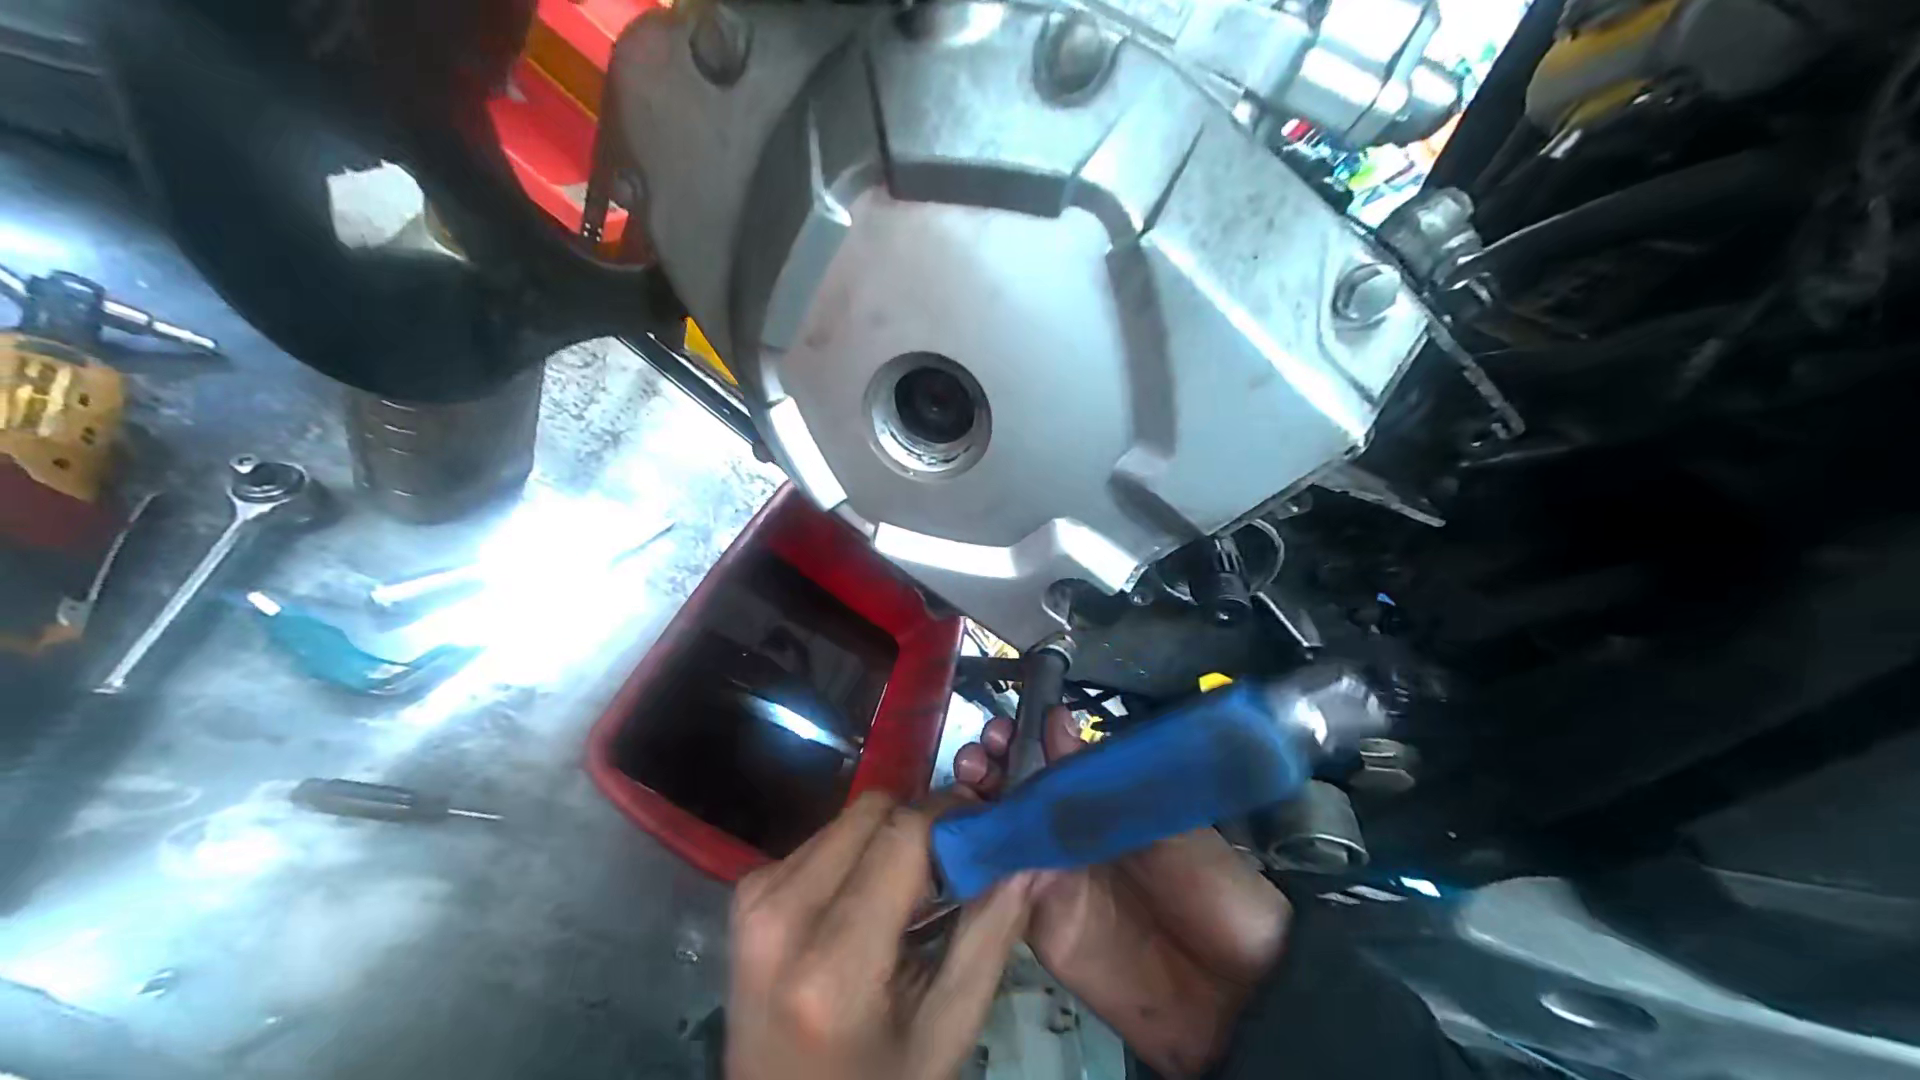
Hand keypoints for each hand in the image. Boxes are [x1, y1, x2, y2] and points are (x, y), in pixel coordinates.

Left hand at [727, 791, 1032, 1079]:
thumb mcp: (945, 1032)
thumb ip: (989, 934)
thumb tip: (1023, 852)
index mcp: (832, 962)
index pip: (902, 835)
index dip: (951, 815)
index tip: (985, 826)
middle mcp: (780, 913)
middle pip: (871, 812)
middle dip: (921, 824)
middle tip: (953, 861)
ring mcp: (755, 898)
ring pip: (847, 819)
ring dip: (889, 837)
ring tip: (913, 889)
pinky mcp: (746, 892)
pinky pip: (822, 838)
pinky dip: (858, 853)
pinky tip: (871, 899)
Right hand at [953, 706, 1292, 1077]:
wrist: (1232, 998)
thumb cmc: (1211, 889)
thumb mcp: (1163, 823)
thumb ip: (1101, 780)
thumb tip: (1056, 721)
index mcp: (1103, 801)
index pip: (1050, 759)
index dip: (1020, 739)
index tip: (1001, 727)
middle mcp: (1069, 832)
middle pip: (1014, 789)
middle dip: (988, 764)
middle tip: (977, 754)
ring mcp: (1049, 874)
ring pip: (998, 829)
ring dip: (972, 801)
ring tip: (964, 783)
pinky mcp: (1035, 920)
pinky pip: (996, 882)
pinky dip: (974, 857)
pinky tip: (958, 835)